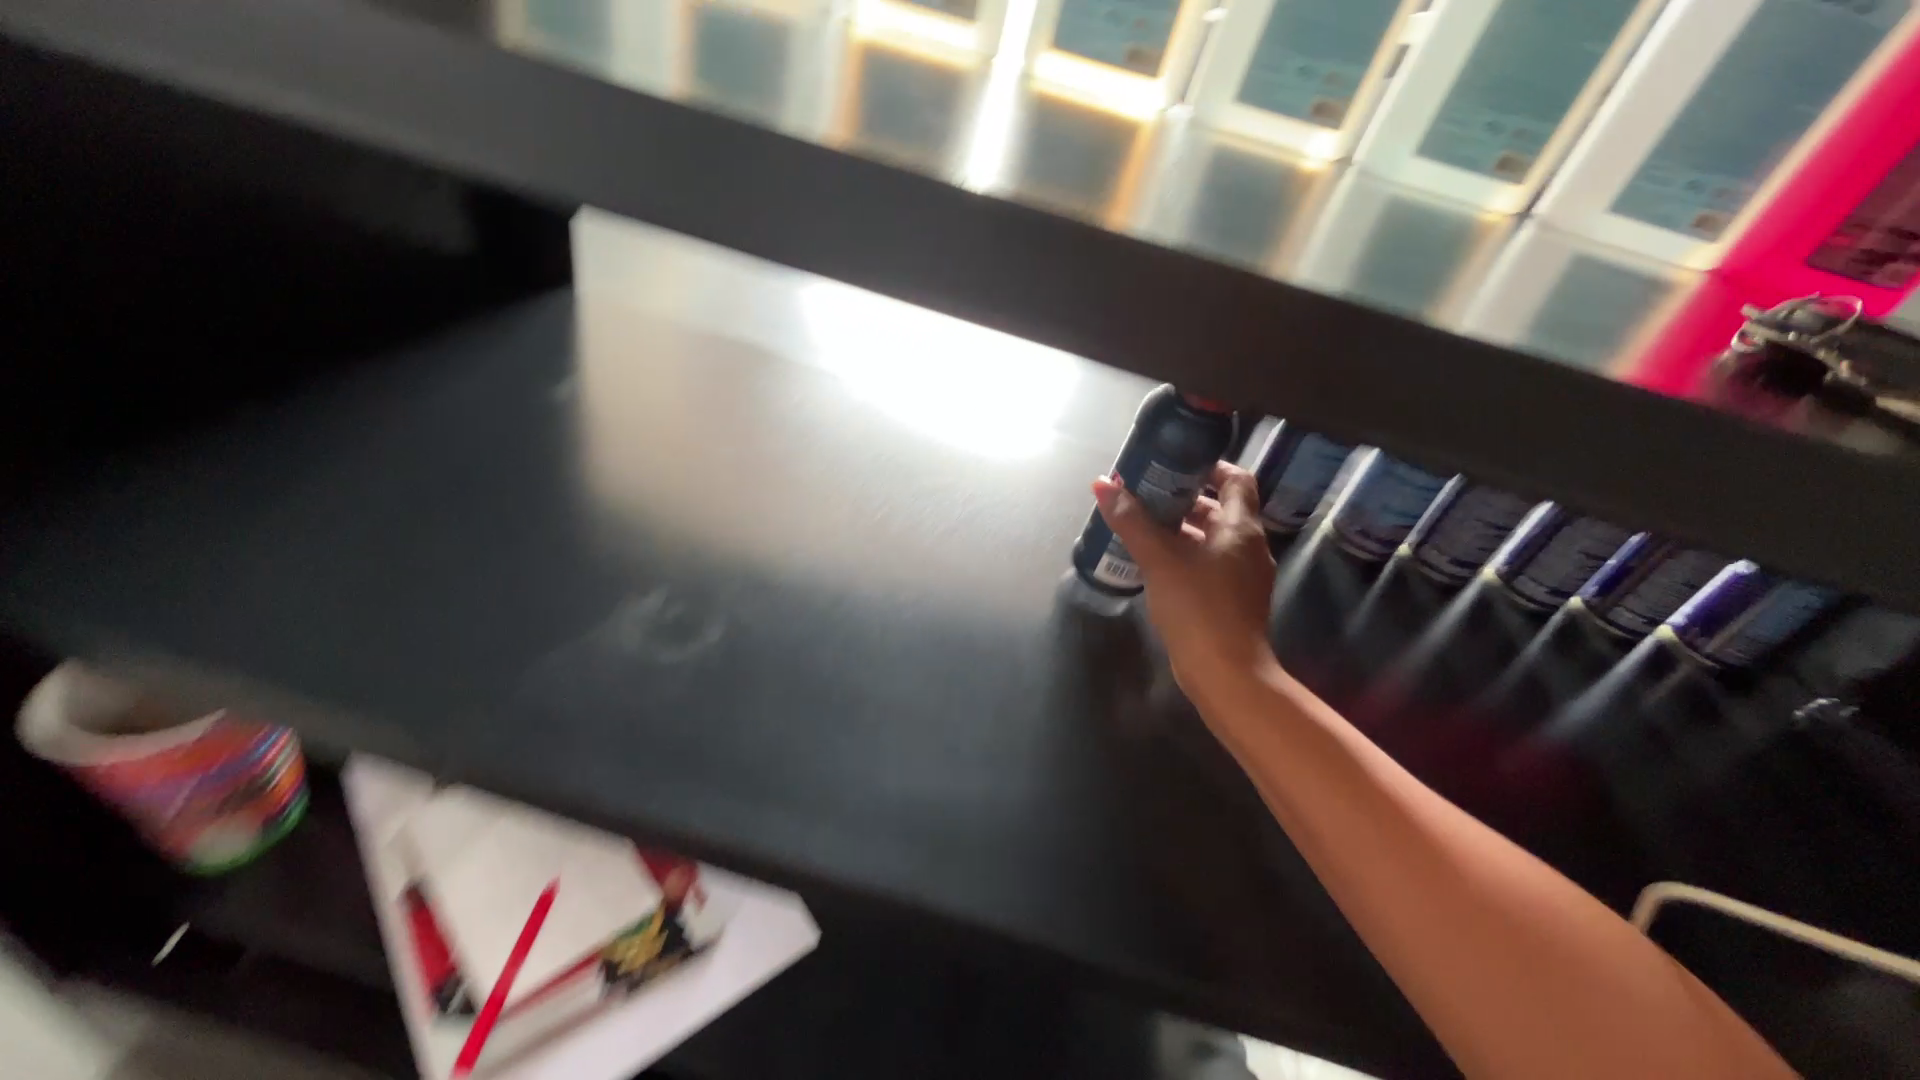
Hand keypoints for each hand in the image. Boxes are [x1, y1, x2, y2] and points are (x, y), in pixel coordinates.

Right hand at [1093, 462, 1279, 707]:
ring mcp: (1244, 577)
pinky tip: (1155, 565)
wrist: (1226, 674)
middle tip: (1147, 496)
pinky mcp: (1232, 602)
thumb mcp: (1159, 560)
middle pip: (1221, 510)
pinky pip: (1210, 566)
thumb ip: (1131, 521)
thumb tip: (1104, 485)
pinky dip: (1186, 557)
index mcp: (1242, 529)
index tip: (1176, 465)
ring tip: (1143, 528)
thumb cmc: (1198, 608)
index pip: (1236, 480)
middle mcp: (1250, 548)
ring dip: (1182, 531)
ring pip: (1213, 540)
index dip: (1210, 467)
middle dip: (1185, 500)